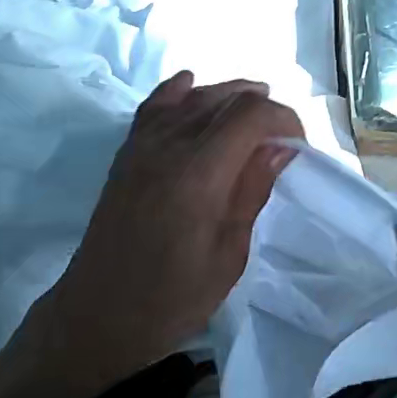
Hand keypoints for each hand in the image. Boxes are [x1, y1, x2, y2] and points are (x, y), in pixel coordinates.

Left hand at [24, 71, 302, 397]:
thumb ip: (252, 192)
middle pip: (223, 98)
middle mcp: (170, 145)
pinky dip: (178, 90)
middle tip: (280, 136)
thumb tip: (280, 147)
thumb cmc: (171, 299)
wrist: (98, 312)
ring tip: (254, 105)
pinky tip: (191, 85)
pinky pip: (154, 105)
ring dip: (227, 94)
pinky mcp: (127, 152)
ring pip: (192, 96)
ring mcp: (142, 144)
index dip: (283, 118)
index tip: (298, 146)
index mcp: (199, 173)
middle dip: (261, 105)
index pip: (250, 114)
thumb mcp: (227, 256)